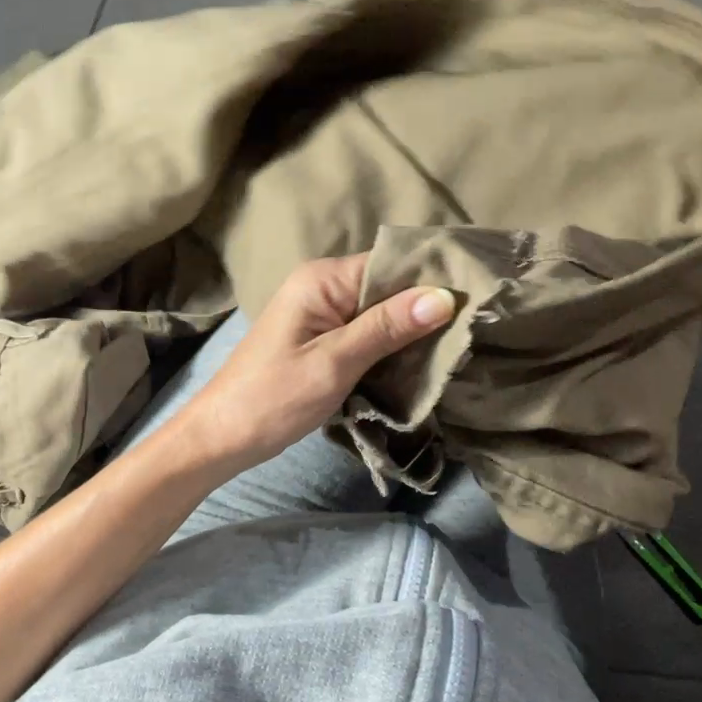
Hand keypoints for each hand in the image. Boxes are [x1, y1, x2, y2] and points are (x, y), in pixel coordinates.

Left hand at [174, 254, 454, 472]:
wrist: (221, 437)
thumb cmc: (272, 398)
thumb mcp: (334, 363)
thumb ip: (386, 328)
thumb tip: (444, 296)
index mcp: (321, 280)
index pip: (391, 264)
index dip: (432, 280)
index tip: (480, 297)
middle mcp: (322, 287)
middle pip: (388, 288)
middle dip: (426, 309)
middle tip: (475, 330)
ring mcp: (320, 316)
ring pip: (381, 315)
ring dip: (411, 334)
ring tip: (458, 348)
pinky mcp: (321, 343)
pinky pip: (367, 336)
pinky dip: (390, 350)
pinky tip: (420, 364)